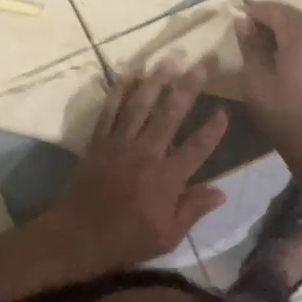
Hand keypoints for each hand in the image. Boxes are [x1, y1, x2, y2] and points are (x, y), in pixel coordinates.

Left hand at [45, 63, 227, 273]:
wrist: (77, 235)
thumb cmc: (126, 240)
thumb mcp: (167, 237)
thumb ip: (193, 209)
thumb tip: (220, 191)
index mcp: (166, 179)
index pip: (196, 149)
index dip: (212, 130)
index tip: (224, 111)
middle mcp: (145, 154)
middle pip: (169, 115)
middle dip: (186, 89)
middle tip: (200, 66)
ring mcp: (120, 143)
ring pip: (140, 105)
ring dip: (155, 81)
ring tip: (168, 61)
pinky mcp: (99, 141)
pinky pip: (110, 110)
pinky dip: (119, 92)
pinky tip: (128, 75)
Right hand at [237, 2, 301, 156]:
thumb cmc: (280, 110)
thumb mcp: (256, 78)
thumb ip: (250, 46)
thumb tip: (243, 21)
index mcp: (299, 40)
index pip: (278, 11)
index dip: (256, 9)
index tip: (236, 15)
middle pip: (292, 14)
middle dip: (269, 13)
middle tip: (246, 22)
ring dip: (280, 24)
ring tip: (258, 34)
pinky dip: (291, 35)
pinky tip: (276, 49)